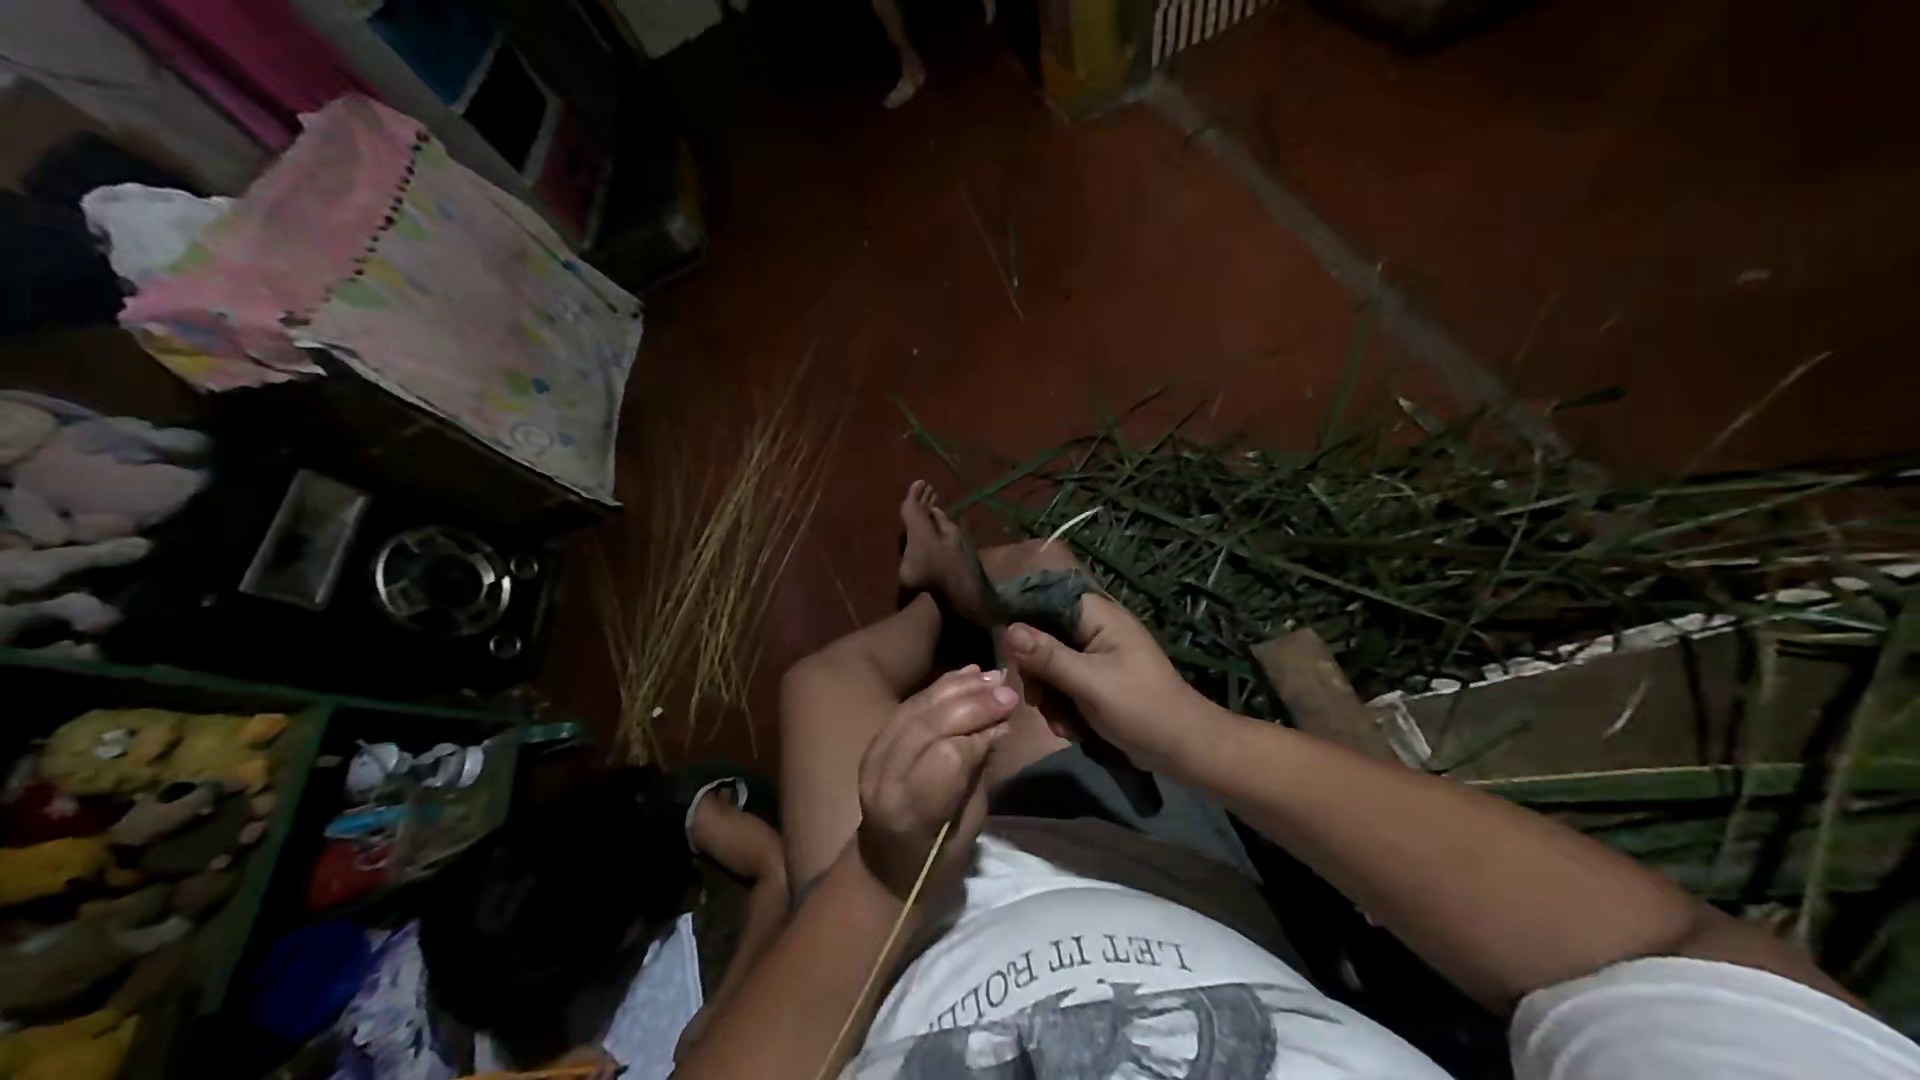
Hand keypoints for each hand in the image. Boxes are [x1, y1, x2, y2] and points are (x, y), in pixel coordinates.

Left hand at [857, 664, 1019, 897]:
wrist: (885, 865)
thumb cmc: (938, 856)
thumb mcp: (970, 821)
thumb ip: (978, 769)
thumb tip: (1001, 723)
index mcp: (911, 810)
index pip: (947, 754)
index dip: (980, 729)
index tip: (1010, 713)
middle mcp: (884, 779)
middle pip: (929, 724)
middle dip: (972, 702)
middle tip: (1007, 691)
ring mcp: (872, 758)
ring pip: (917, 708)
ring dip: (957, 687)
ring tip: (991, 677)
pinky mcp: (873, 742)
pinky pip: (908, 706)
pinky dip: (939, 688)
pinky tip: (966, 675)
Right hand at [1005, 595, 1227, 772]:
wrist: (1183, 750)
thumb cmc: (1141, 708)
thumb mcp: (1089, 683)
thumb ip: (1048, 656)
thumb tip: (1008, 630)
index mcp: (1098, 616)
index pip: (1046, 602)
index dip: (1025, 625)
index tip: (1014, 657)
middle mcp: (1094, 629)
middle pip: (1042, 639)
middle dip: (1038, 676)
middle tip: (1038, 702)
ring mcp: (1095, 657)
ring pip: (1049, 667)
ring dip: (1050, 699)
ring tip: (1063, 726)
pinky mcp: (1095, 681)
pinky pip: (1063, 687)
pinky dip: (1063, 709)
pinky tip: (1072, 730)